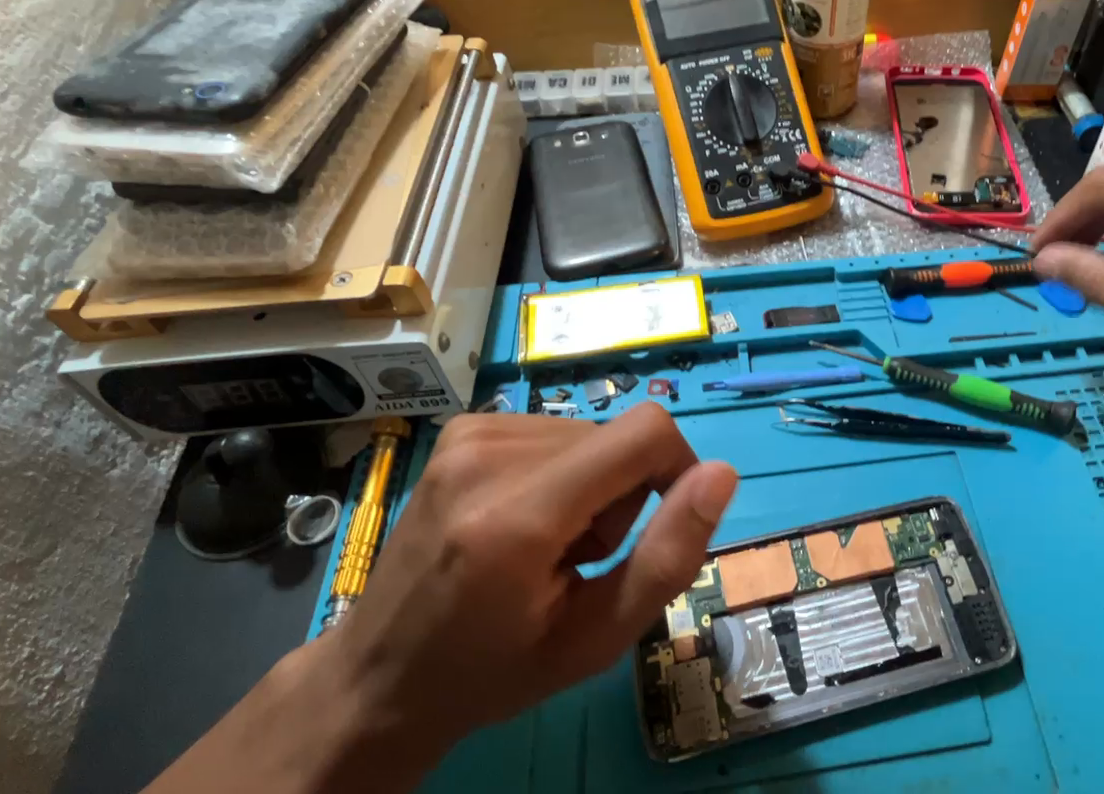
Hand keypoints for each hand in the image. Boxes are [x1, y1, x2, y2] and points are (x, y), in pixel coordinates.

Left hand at [322, 404, 736, 754]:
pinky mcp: (461, 429)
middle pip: (618, 437)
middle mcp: (488, 454)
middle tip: (580, 560)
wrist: (382, 675)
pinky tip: (523, 522)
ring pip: (589, 433)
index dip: (677, 468)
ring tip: (547, 547)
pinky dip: (559, 472)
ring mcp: (467, 435)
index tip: (663, 521)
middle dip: (623, 494)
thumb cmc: (496, 669)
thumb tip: (721, 474)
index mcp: (519, 516)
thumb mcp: (598, 638)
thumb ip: (669, 555)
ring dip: (591, 485)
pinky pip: (554, 431)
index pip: (644, 432)